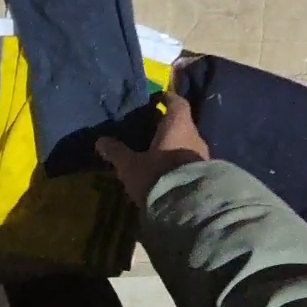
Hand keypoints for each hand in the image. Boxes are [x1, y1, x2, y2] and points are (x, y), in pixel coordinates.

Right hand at [95, 92, 209, 208]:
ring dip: (172, 147)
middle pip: (181, 125)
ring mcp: (203, 157)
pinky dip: (178, 163)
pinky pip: (189, 162)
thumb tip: (100, 141)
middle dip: (166, 127)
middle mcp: (195, 136)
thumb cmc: (159, 175)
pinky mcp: (206, 176)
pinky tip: (165, 172)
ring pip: (186, 144)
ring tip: (154, 154)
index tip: (155, 99)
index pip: (177, 102)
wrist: (190, 208)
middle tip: (148, 130)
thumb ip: (116, 152)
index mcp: (178, 125)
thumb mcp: (130, 165)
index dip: (166, 98)